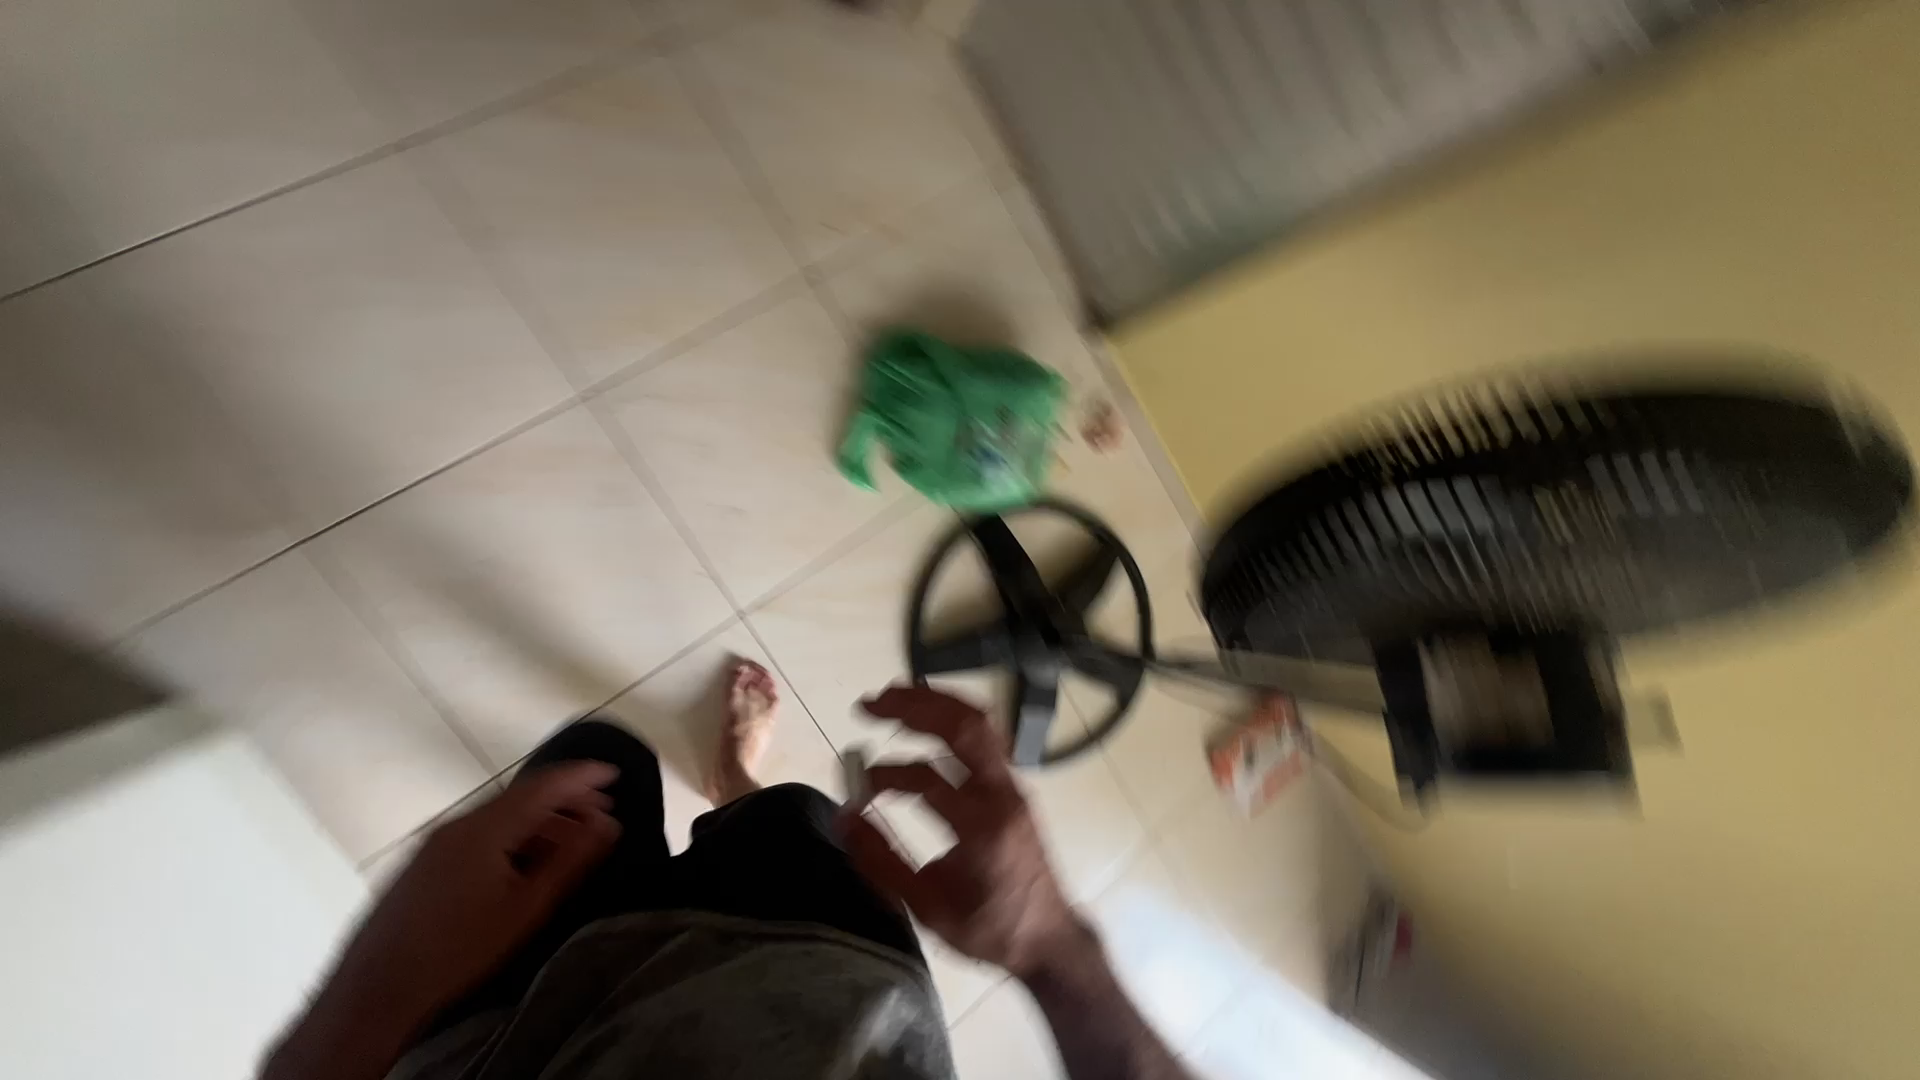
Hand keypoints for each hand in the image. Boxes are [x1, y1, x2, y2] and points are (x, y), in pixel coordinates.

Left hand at [328, 762, 622, 1022]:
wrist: (371, 994)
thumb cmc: (457, 950)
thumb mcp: (526, 906)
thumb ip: (571, 859)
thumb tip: (608, 824)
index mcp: (484, 827)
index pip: (544, 784)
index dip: (582, 775)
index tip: (613, 774)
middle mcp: (458, 824)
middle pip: (522, 797)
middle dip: (566, 800)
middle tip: (601, 812)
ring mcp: (435, 843)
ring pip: (500, 816)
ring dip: (541, 820)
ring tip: (571, 839)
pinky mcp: (423, 863)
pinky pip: (480, 832)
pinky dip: (513, 834)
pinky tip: (526, 860)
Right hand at [839, 686, 1091, 979]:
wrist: (1050, 937)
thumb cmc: (990, 930)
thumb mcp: (929, 909)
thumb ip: (883, 863)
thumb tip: (844, 817)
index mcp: (982, 828)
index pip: (927, 779)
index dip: (887, 775)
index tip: (859, 788)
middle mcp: (1003, 795)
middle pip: (962, 729)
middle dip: (913, 708)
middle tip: (869, 706)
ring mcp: (1013, 785)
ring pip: (979, 722)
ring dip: (935, 702)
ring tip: (894, 695)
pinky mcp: (1014, 784)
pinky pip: (987, 735)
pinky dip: (955, 714)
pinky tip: (929, 712)